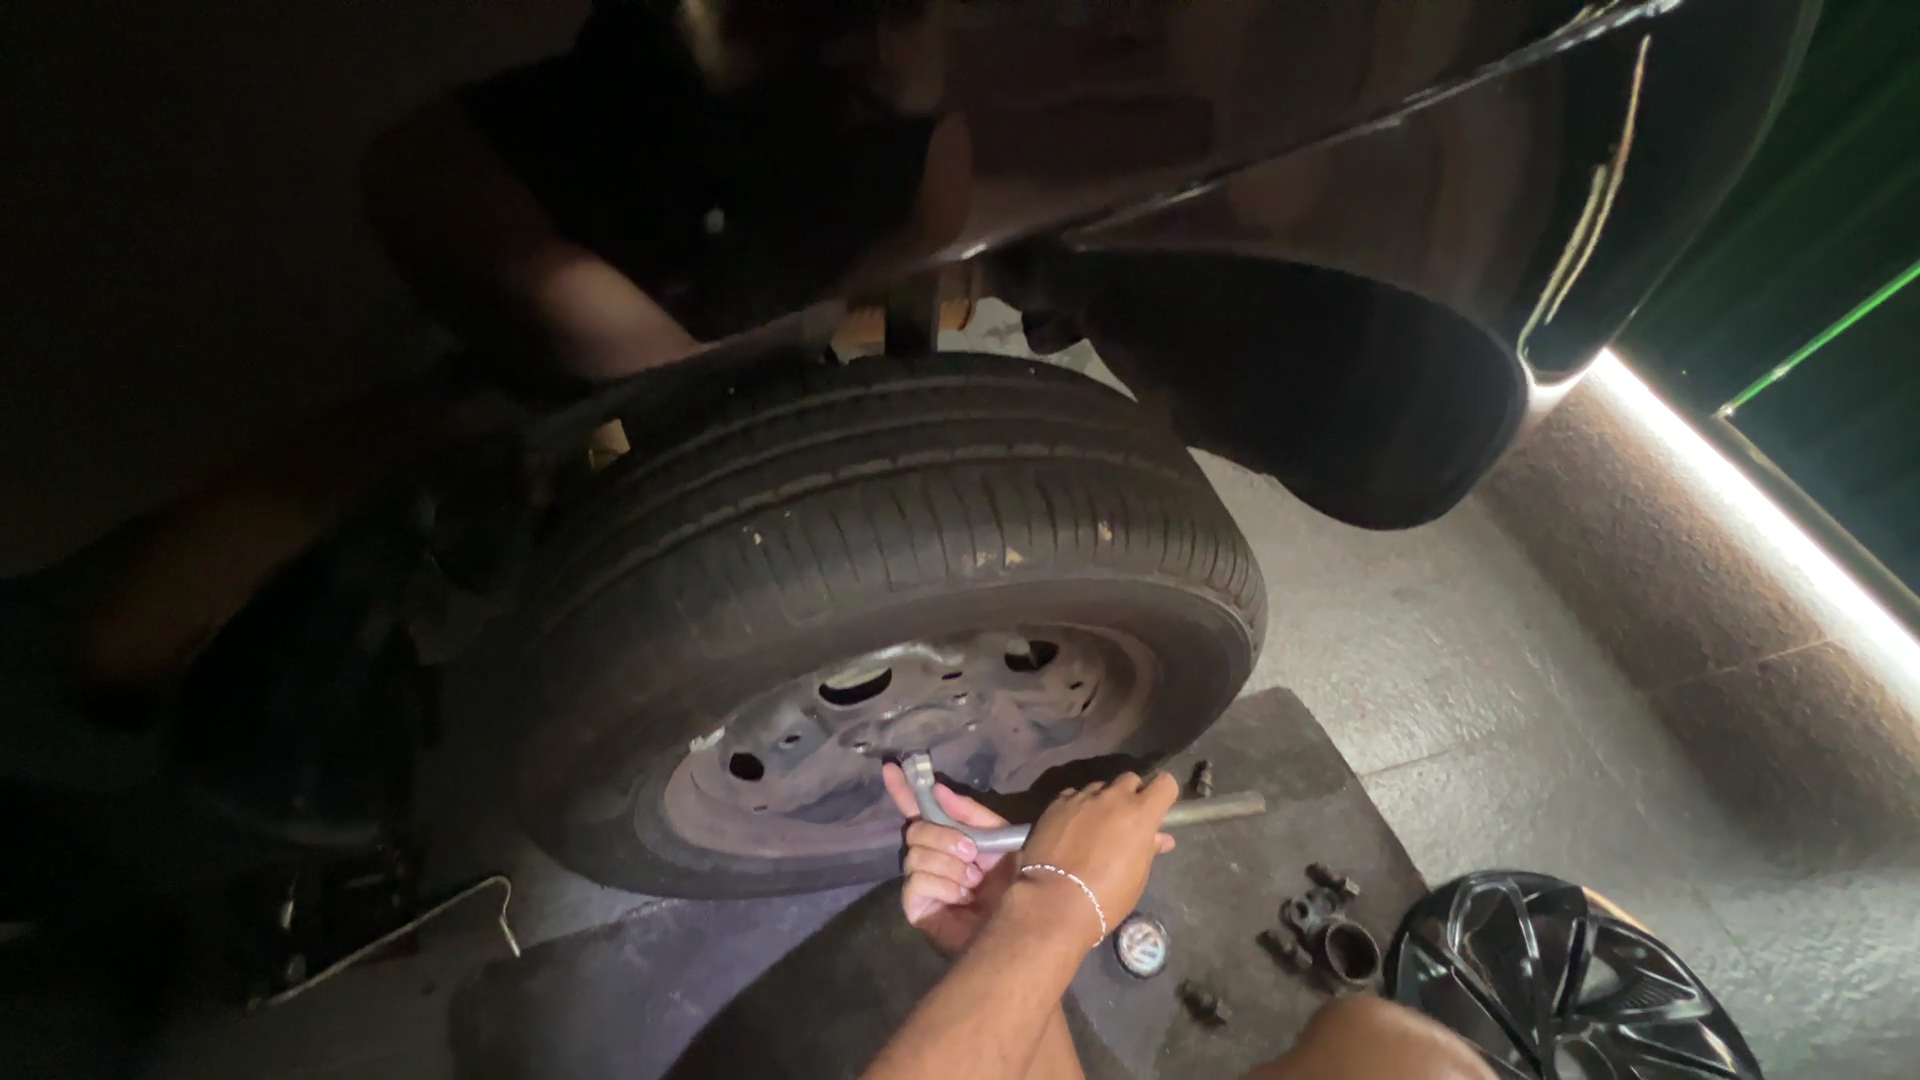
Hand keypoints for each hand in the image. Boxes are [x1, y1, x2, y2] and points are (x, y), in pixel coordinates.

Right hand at [882, 762, 1017, 957]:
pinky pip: (916, 882)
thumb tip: (938, 789)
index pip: (918, 809)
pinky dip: (943, 885)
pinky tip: (961, 897)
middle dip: (944, 838)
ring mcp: (921, 881)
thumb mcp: (1000, 839)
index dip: (903, 789)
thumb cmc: (1015, 882)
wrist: (1021, 926)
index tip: (890, 767)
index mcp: (950, 836)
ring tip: (973, 883)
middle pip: (915, 830)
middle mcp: (931, 855)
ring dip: (950, 866)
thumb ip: (969, 814)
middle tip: (971, 854)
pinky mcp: (916, 907)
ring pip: (915, 855)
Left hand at [1017, 772, 1177, 939]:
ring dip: (1102, 801)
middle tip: (1125, 819)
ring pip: (1099, 787)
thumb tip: (1160, 837)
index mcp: (1139, 814)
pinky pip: (1074, 796)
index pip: (1164, 784)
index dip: (1164, 793)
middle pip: (1129, 780)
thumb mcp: (1137, 877)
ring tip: (1094, 826)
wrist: (1055, 900)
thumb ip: (1148, 848)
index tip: (1159, 806)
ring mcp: (1082, 797)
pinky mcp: (1056, 803)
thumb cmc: (1107, 895)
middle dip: (1131, 794)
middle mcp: (1112, 798)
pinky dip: (1077, 807)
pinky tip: (1070, 828)